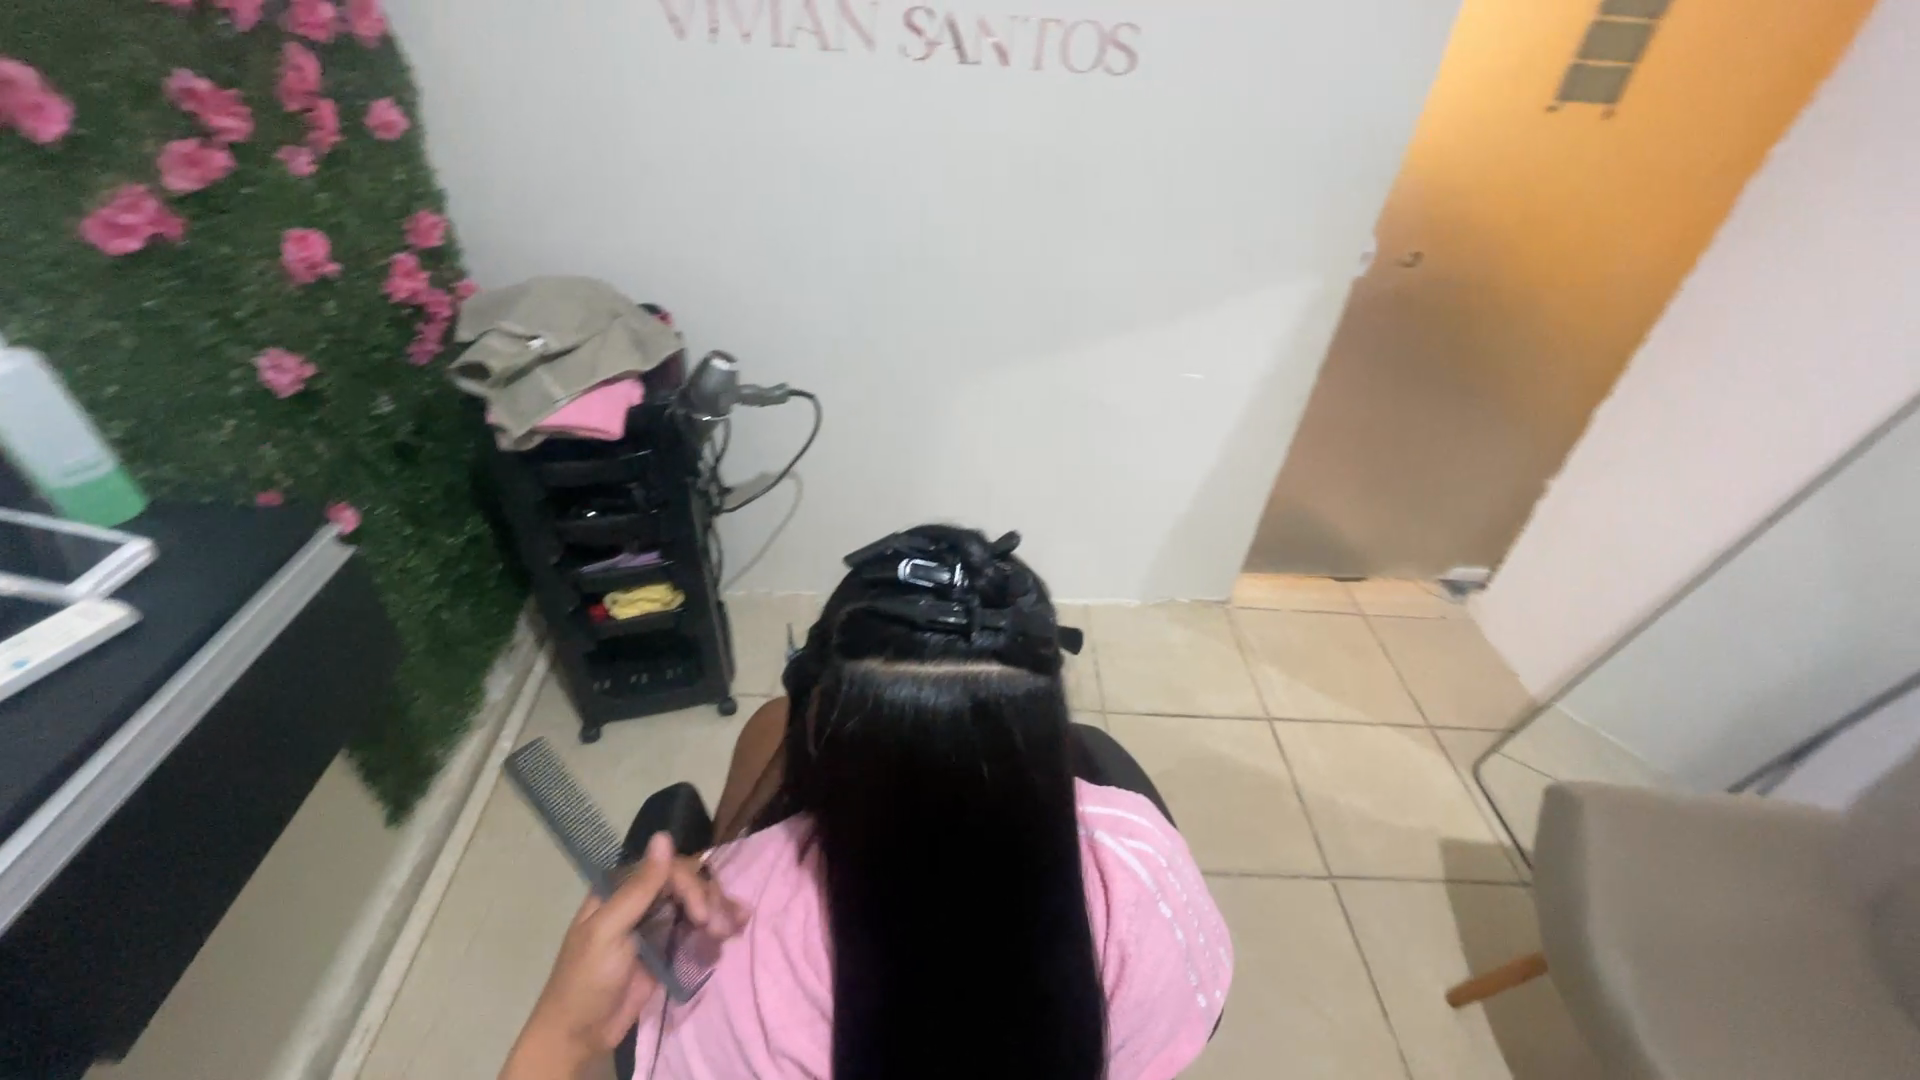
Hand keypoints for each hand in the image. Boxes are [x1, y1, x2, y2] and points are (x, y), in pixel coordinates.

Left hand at [500, 833, 748, 1079]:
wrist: (578, 1036)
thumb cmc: (585, 980)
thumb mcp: (607, 932)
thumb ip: (639, 888)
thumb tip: (664, 835)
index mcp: (621, 888)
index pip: (670, 870)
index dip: (692, 887)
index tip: (703, 916)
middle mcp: (642, 899)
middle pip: (689, 884)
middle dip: (709, 901)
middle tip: (721, 929)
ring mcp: (656, 923)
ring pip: (697, 903)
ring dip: (719, 912)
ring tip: (734, 929)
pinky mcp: (668, 947)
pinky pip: (697, 928)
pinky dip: (717, 927)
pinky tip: (735, 929)